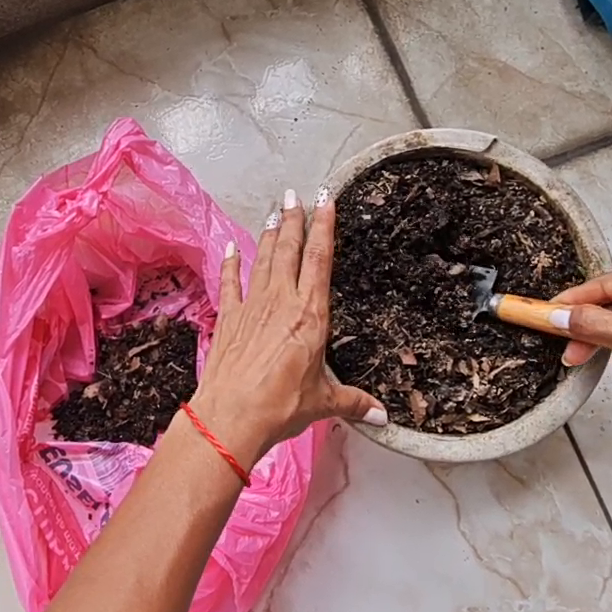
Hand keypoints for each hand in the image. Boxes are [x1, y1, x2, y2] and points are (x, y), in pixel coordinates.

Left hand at [189, 188, 387, 468]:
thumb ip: (353, 402)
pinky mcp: (229, 318)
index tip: (325, 200)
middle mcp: (281, 301)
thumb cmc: (281, 405)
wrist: (231, 414)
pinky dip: (230, 263)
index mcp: (310, 314)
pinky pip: (230, 282)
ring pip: (263, 259)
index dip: (323, 227)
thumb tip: (382, 416)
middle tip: (294, 194)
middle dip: (293, 220)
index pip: (319, 259)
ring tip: (274, 212)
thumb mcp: (323, 402)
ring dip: (269, 235)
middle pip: (289, 250)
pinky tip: (230, 247)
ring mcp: (252, 306)